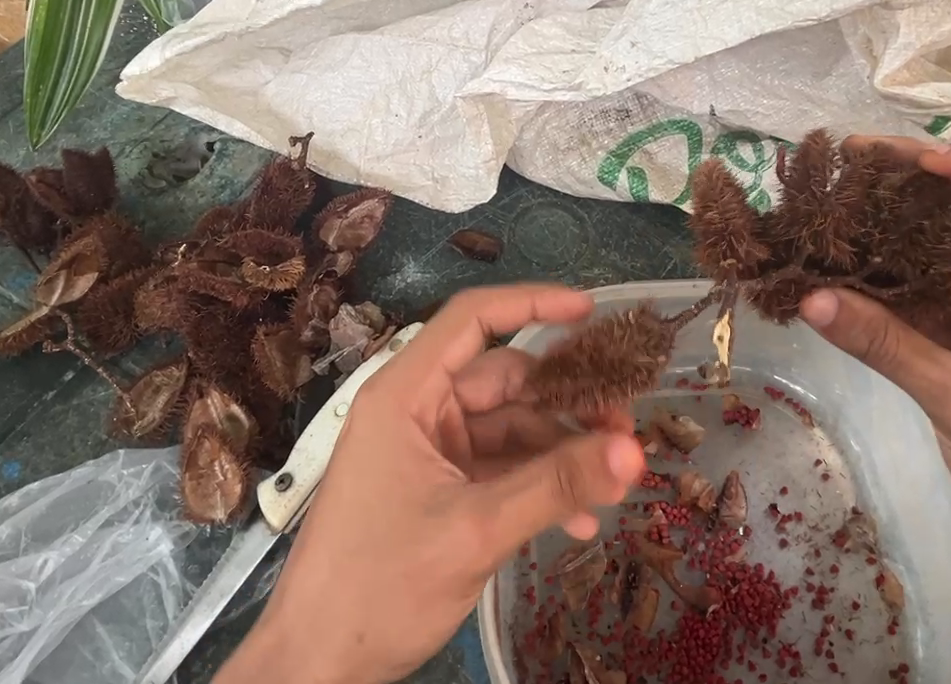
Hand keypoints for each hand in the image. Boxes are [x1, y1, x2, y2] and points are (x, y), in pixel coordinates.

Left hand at [215, 285, 644, 683]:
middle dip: (567, 402)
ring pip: (511, 428)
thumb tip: (634, 452)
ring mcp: (430, 450)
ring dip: (561, 453)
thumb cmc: (378, 585)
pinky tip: (578, 520)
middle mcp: (419, 409)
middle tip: (625, 427)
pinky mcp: (441, 487)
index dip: (531, 303)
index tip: (590, 311)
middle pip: (505, 381)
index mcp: (407, 393)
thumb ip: (556, 486)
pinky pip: (501, 469)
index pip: (471, 319)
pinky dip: (538, 486)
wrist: (316, 665)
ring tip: (614, 481)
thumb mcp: (475, 530)